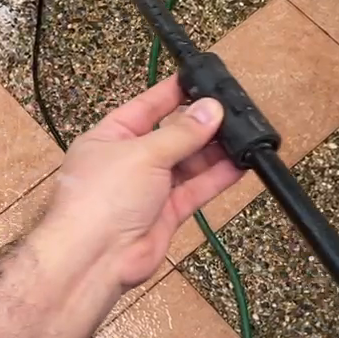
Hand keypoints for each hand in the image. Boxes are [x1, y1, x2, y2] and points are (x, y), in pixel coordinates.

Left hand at [34, 74, 244, 291]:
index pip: (145, 107)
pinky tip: (239, 164)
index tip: (200, 79)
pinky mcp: (164, 214)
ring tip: (244, 135)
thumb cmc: (99, 201)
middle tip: (232, 112)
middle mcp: (128, 162)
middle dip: (200, 125)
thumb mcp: (142, 154)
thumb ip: (180, 134)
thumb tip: (209, 111)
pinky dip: (216, 177)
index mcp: (109, 138)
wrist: (95, 257)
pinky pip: (194, 190)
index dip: (172, 93)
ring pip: (186, 164)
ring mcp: (146, 189)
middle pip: (170, 136)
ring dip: (213, 151)